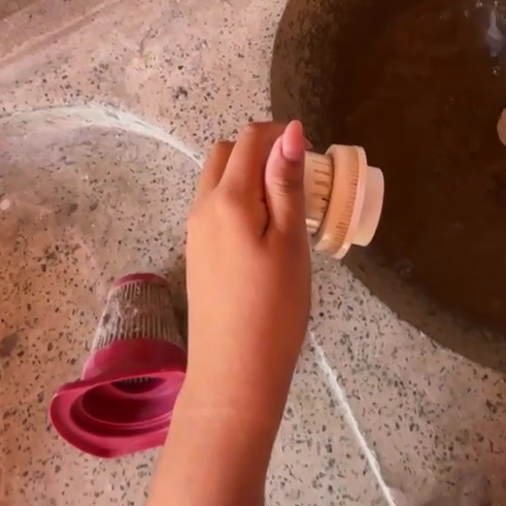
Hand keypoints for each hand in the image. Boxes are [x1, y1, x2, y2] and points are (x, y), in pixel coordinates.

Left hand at [181, 120, 311, 426]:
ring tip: (285, 205)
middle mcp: (203, 205)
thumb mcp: (291, 240)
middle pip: (228, 152)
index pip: (250, 139)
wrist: (235, 375)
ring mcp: (195, 230)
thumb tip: (291, 130)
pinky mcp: (196, 252)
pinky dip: (238, 197)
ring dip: (248, 173)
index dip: (280, 134)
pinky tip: (264, 230)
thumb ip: (288, 182)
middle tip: (298, 177)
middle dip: (261, 149)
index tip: (310, 156)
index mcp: (228, 197)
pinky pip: (214, 204)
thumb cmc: (274, 306)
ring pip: (217, 177)